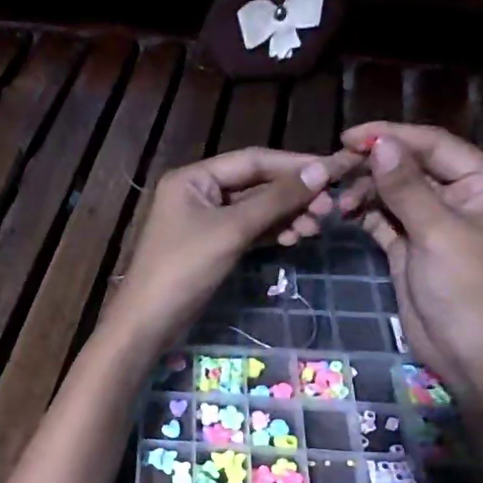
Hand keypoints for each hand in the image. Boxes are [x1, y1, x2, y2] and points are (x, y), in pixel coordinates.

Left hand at [105, 147, 359, 350]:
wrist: (149, 322)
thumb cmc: (184, 269)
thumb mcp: (232, 230)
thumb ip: (276, 199)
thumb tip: (321, 170)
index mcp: (194, 177)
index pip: (252, 160)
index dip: (294, 165)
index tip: (333, 171)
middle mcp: (198, 192)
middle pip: (255, 184)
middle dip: (292, 196)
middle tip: (329, 210)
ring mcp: (204, 221)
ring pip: (254, 210)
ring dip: (286, 216)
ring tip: (315, 229)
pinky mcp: (211, 247)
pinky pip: (247, 231)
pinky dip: (271, 233)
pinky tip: (295, 238)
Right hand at [338, 122, 482, 410]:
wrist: (474, 353)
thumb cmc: (469, 289)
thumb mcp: (438, 232)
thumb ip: (406, 186)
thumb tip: (378, 143)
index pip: (435, 145)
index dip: (392, 137)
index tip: (349, 137)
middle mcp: (464, 196)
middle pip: (412, 167)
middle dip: (373, 167)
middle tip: (332, 170)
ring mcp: (437, 223)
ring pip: (396, 194)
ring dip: (366, 192)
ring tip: (336, 200)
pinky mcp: (414, 249)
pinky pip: (387, 221)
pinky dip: (366, 215)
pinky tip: (342, 212)